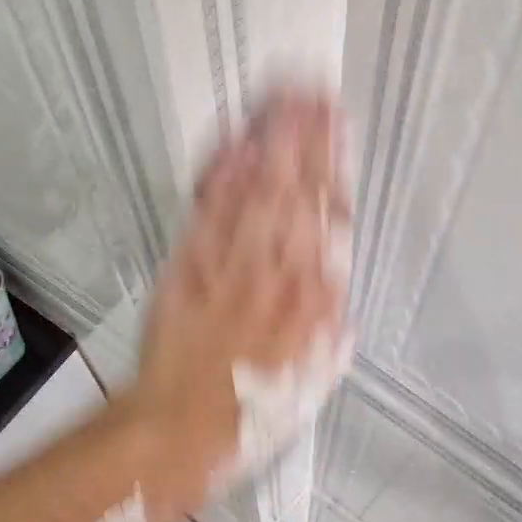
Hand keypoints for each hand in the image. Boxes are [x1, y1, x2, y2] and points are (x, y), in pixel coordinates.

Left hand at [125, 89, 351, 487]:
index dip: (337, 173)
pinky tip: (235, 142)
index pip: (331, 226)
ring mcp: (231, 272)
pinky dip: (224, 178)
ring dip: (271, 144)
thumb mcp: (308, 388)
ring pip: (256, 197)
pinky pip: (210, 217)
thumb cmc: (248, 418)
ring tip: (281, 97)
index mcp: (313, 311)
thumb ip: (328, 340)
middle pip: (296, 198)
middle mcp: (278, 282)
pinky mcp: (188, 270)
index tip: (341, 133)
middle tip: (312, 88)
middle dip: (306, 141)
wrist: (179, 433)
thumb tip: (340, 307)